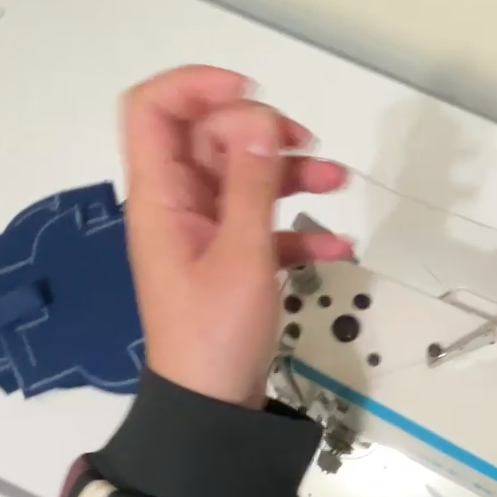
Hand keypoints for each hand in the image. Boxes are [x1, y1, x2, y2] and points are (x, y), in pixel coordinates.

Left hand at [123, 66, 352, 407]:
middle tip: (306, 143)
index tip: (254, 96)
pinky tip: (340, 247)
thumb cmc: (217, 334)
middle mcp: (179, 208)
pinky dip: (299, 233)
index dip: (199, 88)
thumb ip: (252, 184)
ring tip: (338, 181)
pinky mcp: (231, 268)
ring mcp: (206, 239)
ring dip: (290, 178)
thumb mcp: (242, 255)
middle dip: (261, 135)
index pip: (156, 111)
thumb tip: (258, 121)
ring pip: (245, 185)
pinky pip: (264, 233)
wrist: (214, 408)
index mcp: (162, 197)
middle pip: (212, 142)